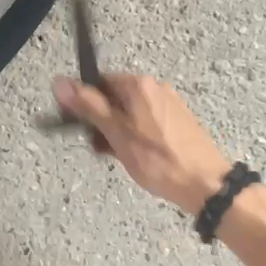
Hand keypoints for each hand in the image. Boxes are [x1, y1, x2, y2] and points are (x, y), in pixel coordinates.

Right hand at [53, 75, 232, 212]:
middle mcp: (155, 88)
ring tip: (119, 156)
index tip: (79, 126)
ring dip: (117, 131)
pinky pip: (146, 122)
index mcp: (139, 85)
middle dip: (102, 121)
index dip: (84, 104)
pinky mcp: (178, 122)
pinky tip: (136, 157)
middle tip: (100, 147)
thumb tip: (60, 82)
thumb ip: (88, 106)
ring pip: (130, 112)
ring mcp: (169, 104)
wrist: (204, 184)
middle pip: (114, 97)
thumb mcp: (116, 133)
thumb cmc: (158, 160)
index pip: (98, 82)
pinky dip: (135, 136)